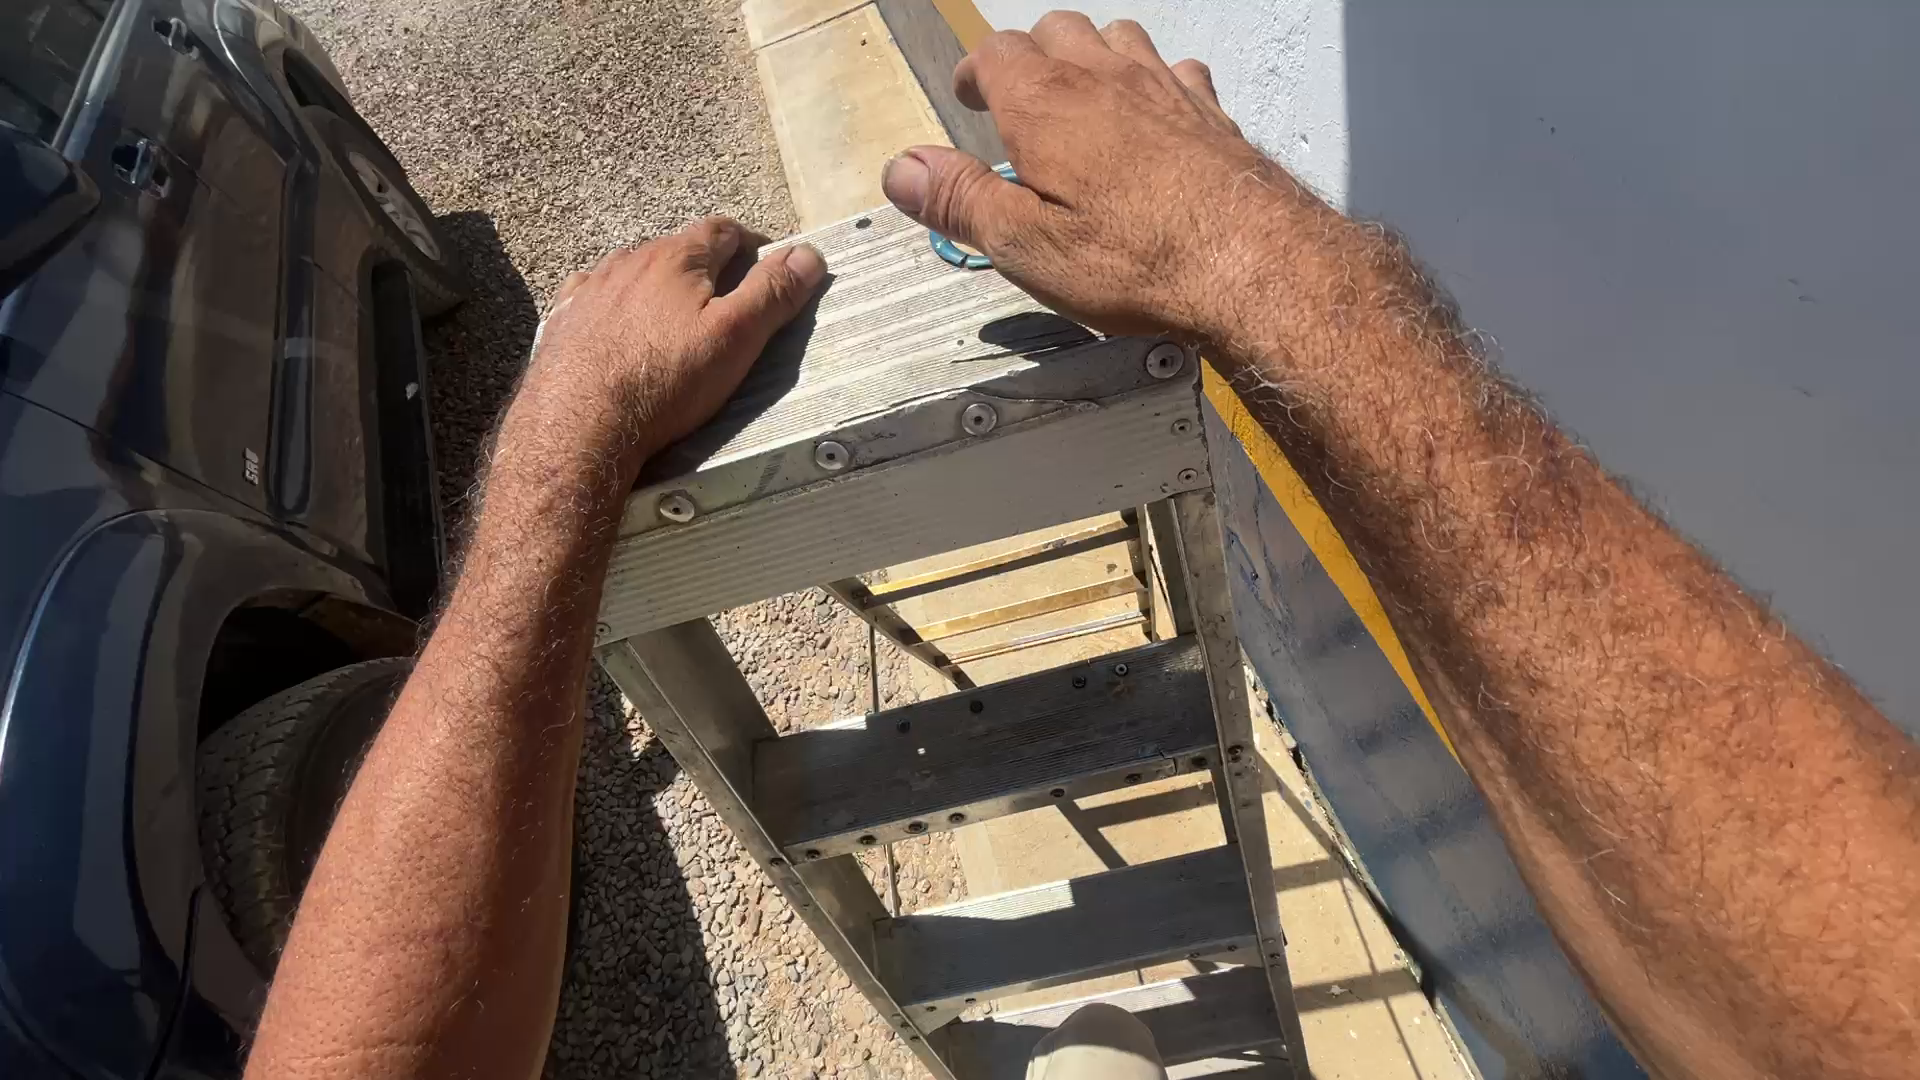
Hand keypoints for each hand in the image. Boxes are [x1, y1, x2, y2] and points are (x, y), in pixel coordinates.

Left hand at [516, 217, 825, 480]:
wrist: (584, 422)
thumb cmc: (668, 380)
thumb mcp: (736, 337)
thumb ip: (772, 294)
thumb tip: (809, 254)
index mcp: (678, 258)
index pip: (724, 231)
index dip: (753, 243)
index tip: (768, 265)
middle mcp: (631, 260)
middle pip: (680, 249)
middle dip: (709, 267)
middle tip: (729, 300)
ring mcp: (594, 287)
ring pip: (638, 271)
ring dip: (662, 284)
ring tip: (678, 316)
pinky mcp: (567, 317)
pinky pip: (598, 296)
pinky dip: (619, 303)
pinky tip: (624, 326)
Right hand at [881, 13, 1292, 340]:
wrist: (1247, 264)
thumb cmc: (1133, 259)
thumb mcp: (1025, 246)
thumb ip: (960, 202)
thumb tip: (900, 169)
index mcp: (1046, 107)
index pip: (995, 56)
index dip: (975, 72)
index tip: (966, 93)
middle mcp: (1105, 78)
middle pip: (1055, 31)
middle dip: (1026, 56)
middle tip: (1013, 93)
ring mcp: (1163, 87)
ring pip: (1115, 38)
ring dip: (1086, 58)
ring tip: (1075, 97)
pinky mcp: (1207, 112)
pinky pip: (1172, 70)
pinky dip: (1148, 81)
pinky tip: (1149, 114)